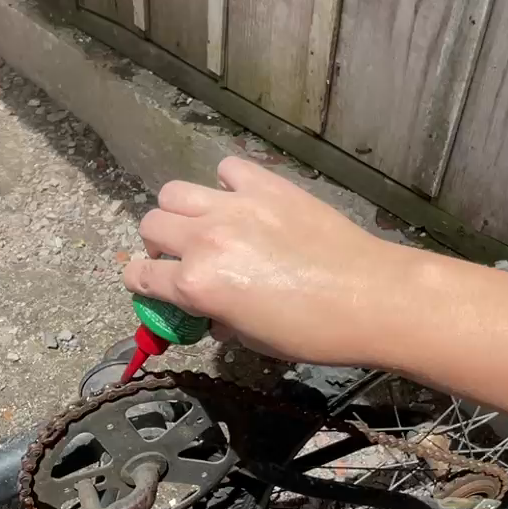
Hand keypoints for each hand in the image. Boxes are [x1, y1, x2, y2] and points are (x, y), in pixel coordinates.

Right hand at [123, 157, 418, 365]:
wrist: (369, 296)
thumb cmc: (311, 332)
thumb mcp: (251, 339)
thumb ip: (216, 318)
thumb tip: (208, 311)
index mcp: (196, 285)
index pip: (139, 276)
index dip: (142, 284)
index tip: (154, 287)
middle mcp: (204, 240)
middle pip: (151, 226)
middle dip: (158, 246)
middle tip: (183, 258)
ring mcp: (234, 207)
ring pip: (175, 192)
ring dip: (181, 212)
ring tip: (205, 225)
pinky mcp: (265, 185)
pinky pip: (227, 169)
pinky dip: (227, 184)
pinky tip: (243, 201)